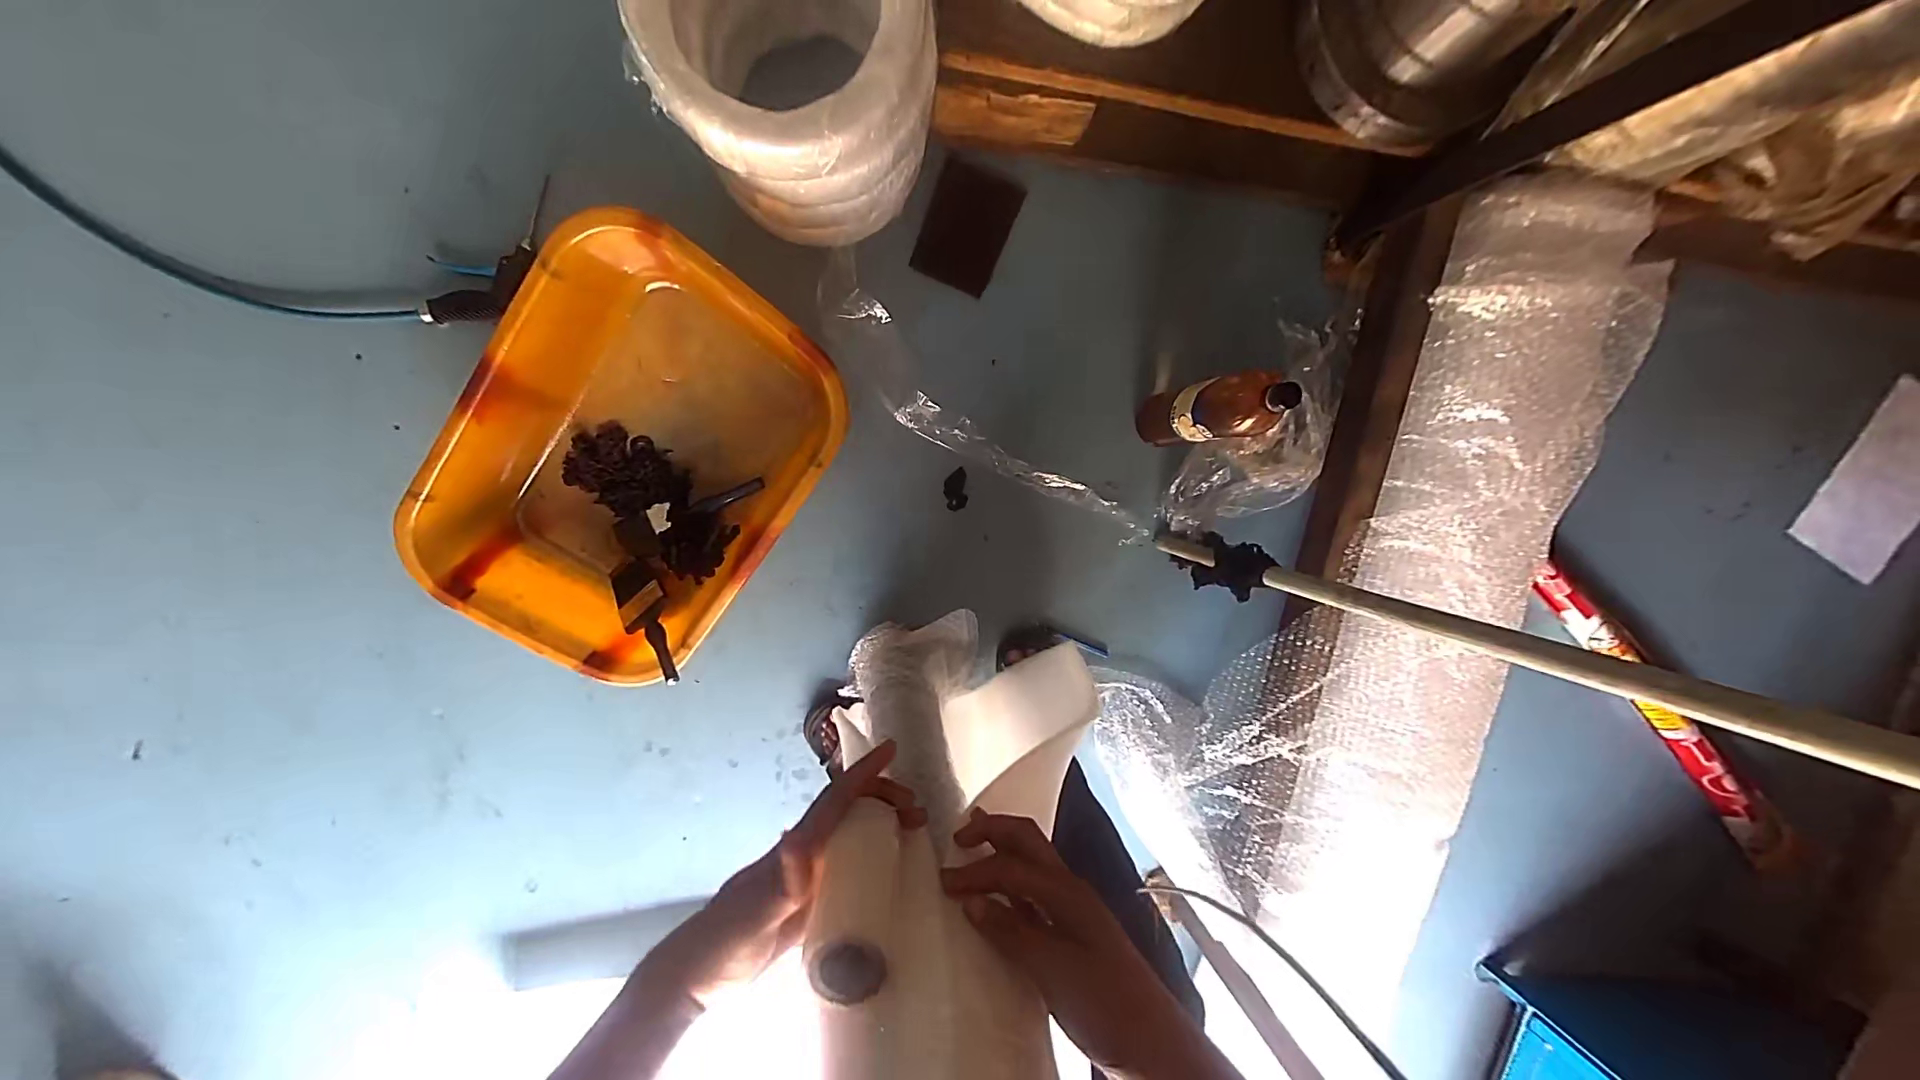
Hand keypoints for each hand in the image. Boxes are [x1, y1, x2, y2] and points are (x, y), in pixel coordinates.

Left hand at [643, 740, 924, 1008]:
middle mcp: (806, 854)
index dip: (863, 773)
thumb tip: (797, 837)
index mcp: (798, 848)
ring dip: (881, 823)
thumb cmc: (727, 938)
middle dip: (883, 798)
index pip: (836, 800)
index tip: (890, 749)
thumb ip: (781, 879)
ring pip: (851, 835)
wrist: (701, 974)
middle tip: (917, 810)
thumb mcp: (756, 910)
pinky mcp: (811, 901)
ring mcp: (809, 877)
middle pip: (849, 811)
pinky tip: (889, 869)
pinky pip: (849, 865)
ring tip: (913, 830)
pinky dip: (873, 854)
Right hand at [942, 810, 1240, 1079]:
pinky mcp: (1070, 928)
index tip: (943, 884)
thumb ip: (1012, 933)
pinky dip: (1009, 879)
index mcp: (1067, 892)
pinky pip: (1033, 888)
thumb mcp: (1054, 971)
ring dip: (1001, 847)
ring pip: (1031, 859)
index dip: (975, 871)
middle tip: (959, 837)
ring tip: (972, 843)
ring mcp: (1072, 906)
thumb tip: (972, 902)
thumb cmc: (1107, 1004)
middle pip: (1027, 839)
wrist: (1153, 1044)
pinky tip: (996, 892)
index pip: (1011, 866)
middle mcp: (1069, 888)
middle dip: (992, 829)